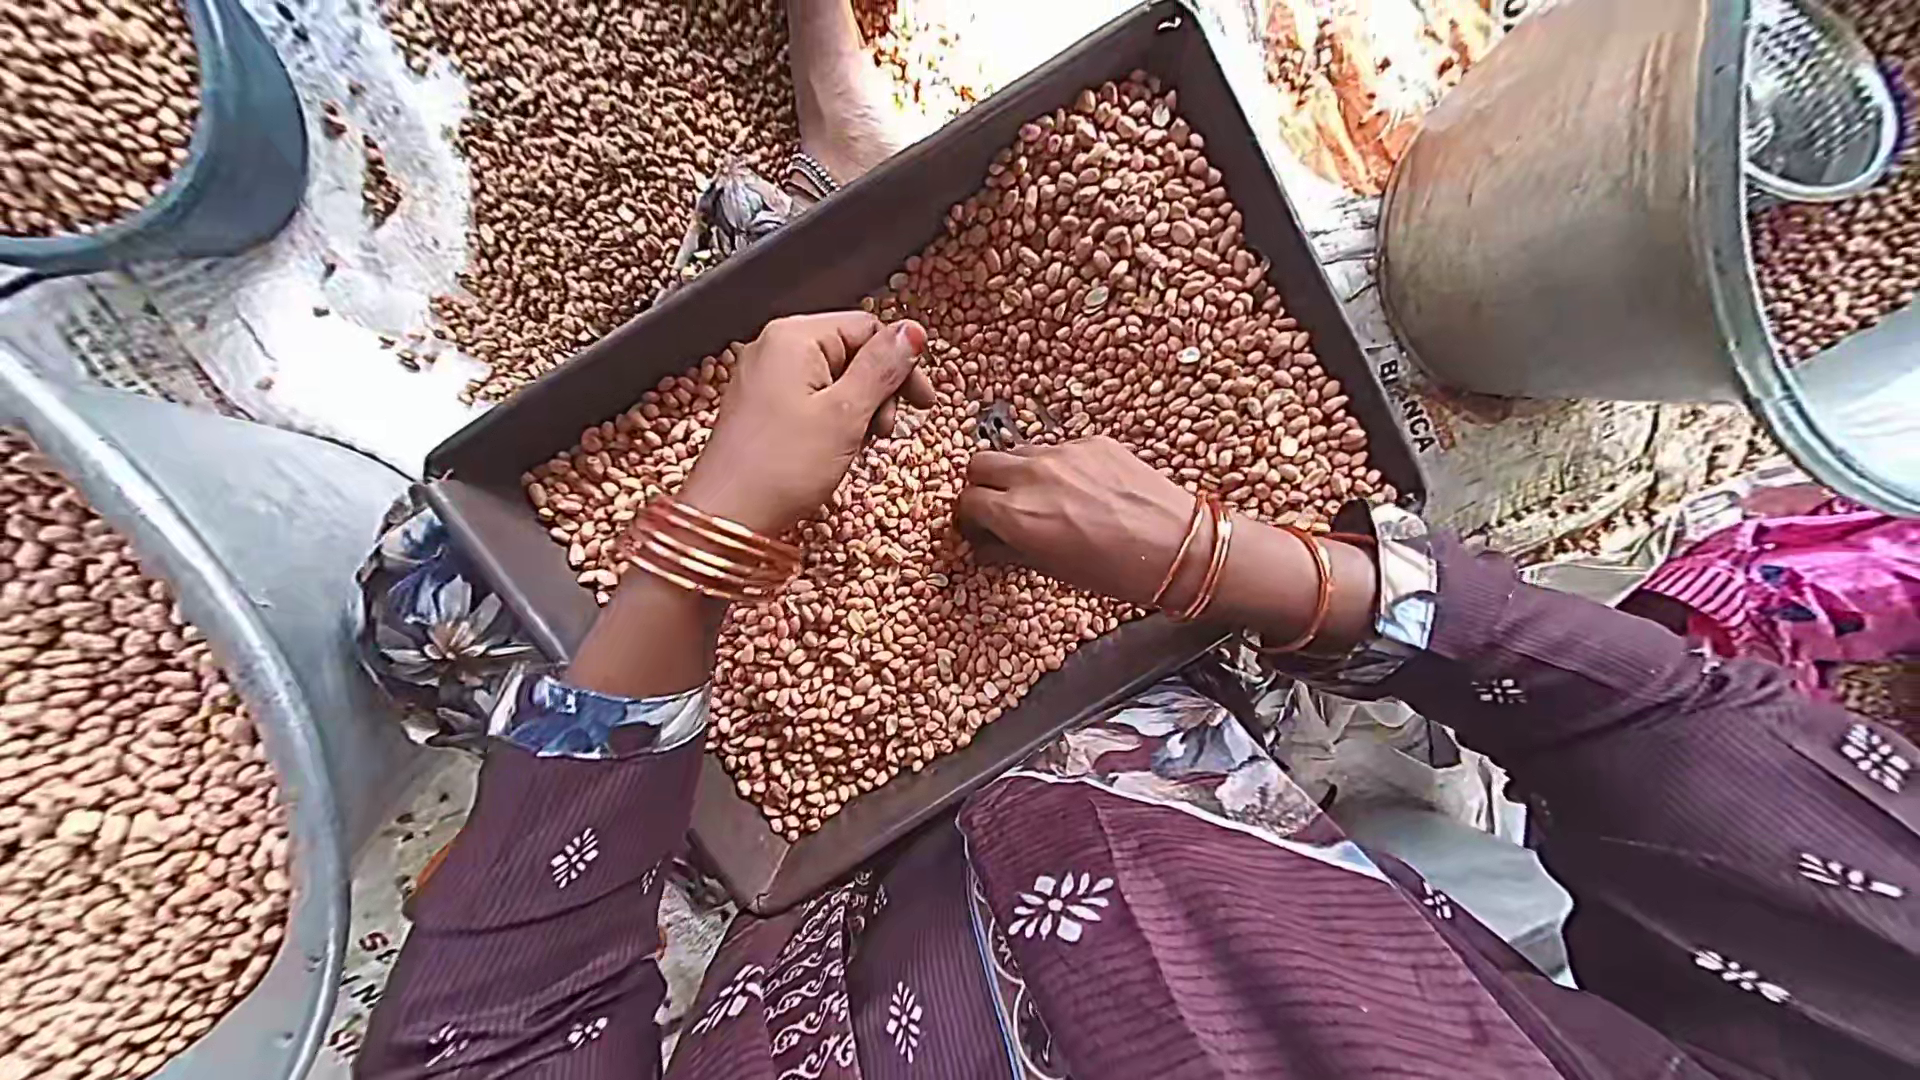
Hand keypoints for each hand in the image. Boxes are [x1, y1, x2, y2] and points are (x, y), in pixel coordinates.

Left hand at [680, 311, 933, 536]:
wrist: (728, 517)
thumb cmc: (782, 467)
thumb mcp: (845, 414)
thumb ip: (881, 368)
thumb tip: (912, 331)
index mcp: (794, 338)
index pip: (867, 328)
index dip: (901, 364)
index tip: (921, 401)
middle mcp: (776, 349)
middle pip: (851, 352)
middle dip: (879, 390)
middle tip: (886, 430)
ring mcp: (766, 379)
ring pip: (835, 380)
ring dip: (860, 410)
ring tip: (859, 444)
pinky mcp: (764, 408)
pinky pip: (814, 401)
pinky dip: (836, 421)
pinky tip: (837, 448)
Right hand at [957, 435, 1197, 606]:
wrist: (1178, 547)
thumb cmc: (1115, 571)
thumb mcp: (1052, 569)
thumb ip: (1009, 550)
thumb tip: (985, 545)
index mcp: (1017, 514)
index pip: (968, 501)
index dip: (969, 517)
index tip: (979, 526)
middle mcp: (1032, 476)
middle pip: (979, 464)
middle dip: (981, 486)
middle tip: (997, 505)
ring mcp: (1063, 453)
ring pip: (1017, 452)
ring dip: (1015, 472)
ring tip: (1039, 496)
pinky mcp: (1092, 441)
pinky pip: (1057, 448)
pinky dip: (1054, 466)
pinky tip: (1078, 488)